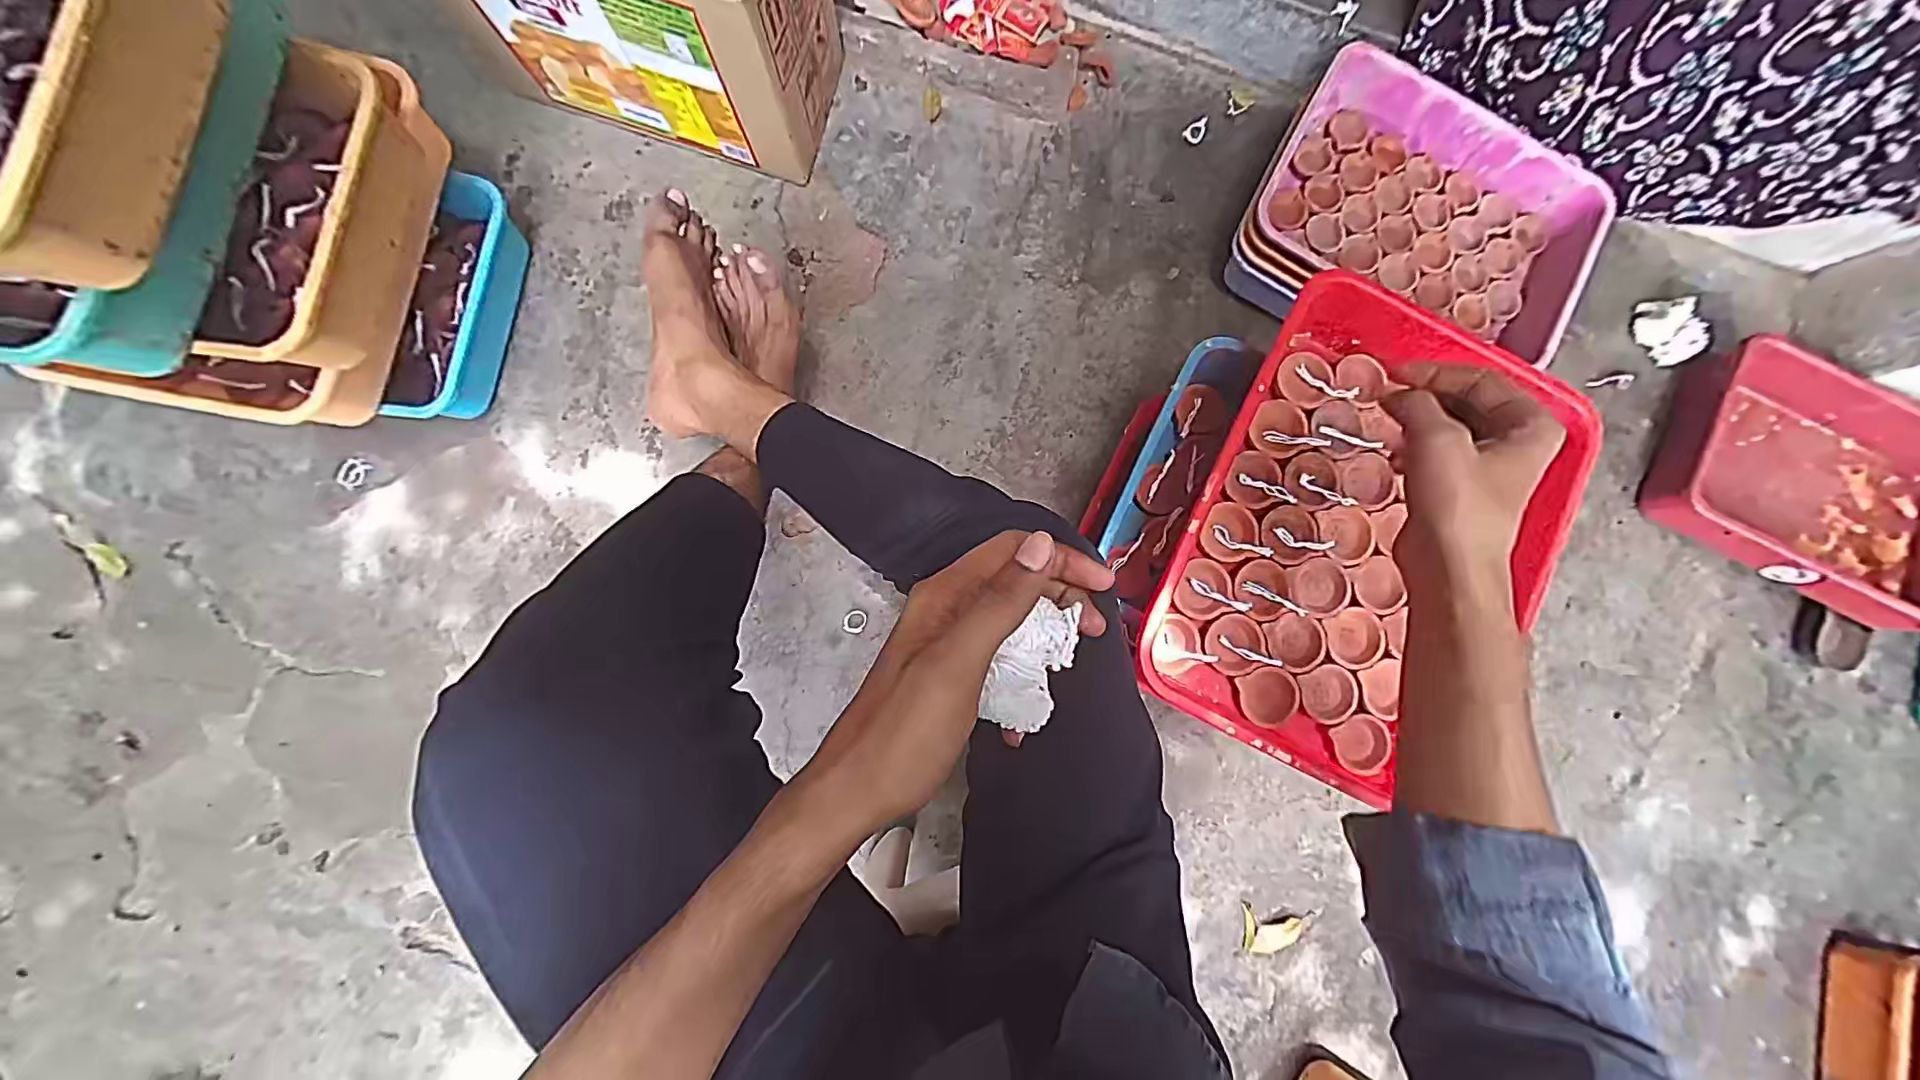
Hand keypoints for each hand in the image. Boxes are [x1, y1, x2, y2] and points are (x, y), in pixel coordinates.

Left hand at [790, 530, 1112, 840]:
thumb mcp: (958, 662)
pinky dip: (1023, 670)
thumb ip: (999, 602)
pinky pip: (999, 655)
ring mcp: (947, 641)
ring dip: (1045, 633)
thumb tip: (1037, 548)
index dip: (1060, 559)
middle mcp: (945, 611)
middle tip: (1092, 624)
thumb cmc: (898, 737)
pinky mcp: (952, 673)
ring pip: (1010, 618)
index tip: (1099, 584)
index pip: (1014, 551)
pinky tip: (1029, 701)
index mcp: (945, 597)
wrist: (857, 791)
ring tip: (1067, 657)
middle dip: (1061, 595)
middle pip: (1016, 580)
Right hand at [1383, 364, 1565, 595]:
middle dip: (1423, 396)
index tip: (1395, 373)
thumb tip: (1397, 392)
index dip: (1435, 372)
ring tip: (1386, 423)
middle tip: (1386, 395)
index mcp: (1532, 425)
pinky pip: (1433, 451)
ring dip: (1414, 421)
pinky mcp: (1458, 487)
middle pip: (1465, 401)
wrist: (1448, 566)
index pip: (1480, 379)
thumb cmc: (1457, 506)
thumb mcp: (1437, 441)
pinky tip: (1392, 453)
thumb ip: (1417, 405)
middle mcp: (1516, 442)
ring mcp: (1487, 466)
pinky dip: (1411, 446)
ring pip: (1446, 426)